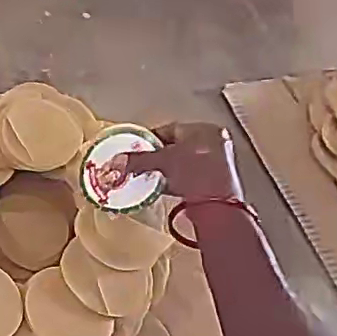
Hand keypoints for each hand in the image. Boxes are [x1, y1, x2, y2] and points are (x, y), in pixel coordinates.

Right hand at [120, 122, 245, 202]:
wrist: (217, 207)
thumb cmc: (194, 174)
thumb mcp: (162, 162)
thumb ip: (138, 160)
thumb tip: (117, 160)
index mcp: (204, 130)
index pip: (170, 129)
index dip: (151, 139)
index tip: (137, 147)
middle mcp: (214, 142)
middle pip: (178, 145)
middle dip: (159, 155)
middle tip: (143, 163)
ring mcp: (219, 162)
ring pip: (186, 161)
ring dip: (169, 169)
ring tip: (153, 177)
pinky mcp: (218, 181)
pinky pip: (192, 176)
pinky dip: (178, 180)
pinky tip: (166, 188)